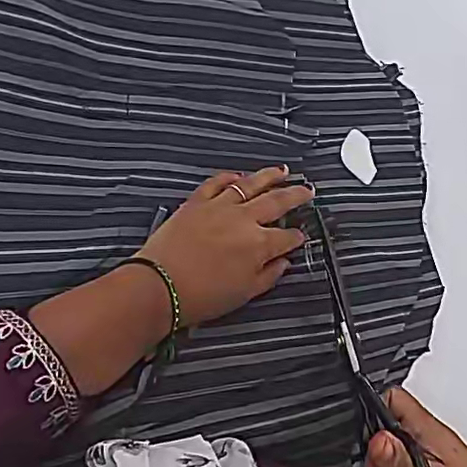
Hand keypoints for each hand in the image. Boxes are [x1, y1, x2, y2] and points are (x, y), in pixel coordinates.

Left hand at [136, 166, 312, 325]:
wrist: (159, 287)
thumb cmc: (199, 295)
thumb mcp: (244, 294)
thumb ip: (268, 276)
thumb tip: (281, 264)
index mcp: (259, 245)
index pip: (288, 237)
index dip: (297, 237)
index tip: (299, 236)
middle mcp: (243, 220)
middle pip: (278, 201)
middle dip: (296, 195)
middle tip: (307, 190)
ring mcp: (219, 207)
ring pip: (251, 184)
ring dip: (270, 176)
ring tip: (282, 171)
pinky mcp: (196, 203)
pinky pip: (217, 183)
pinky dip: (229, 178)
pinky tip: (238, 176)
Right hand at [364, 388, 466, 466]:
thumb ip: (399, 462)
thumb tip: (374, 441)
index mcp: (432, 432)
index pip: (393, 398)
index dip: (374, 417)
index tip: (372, 451)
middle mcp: (433, 441)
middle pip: (386, 433)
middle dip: (379, 462)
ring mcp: (434, 461)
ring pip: (393, 457)